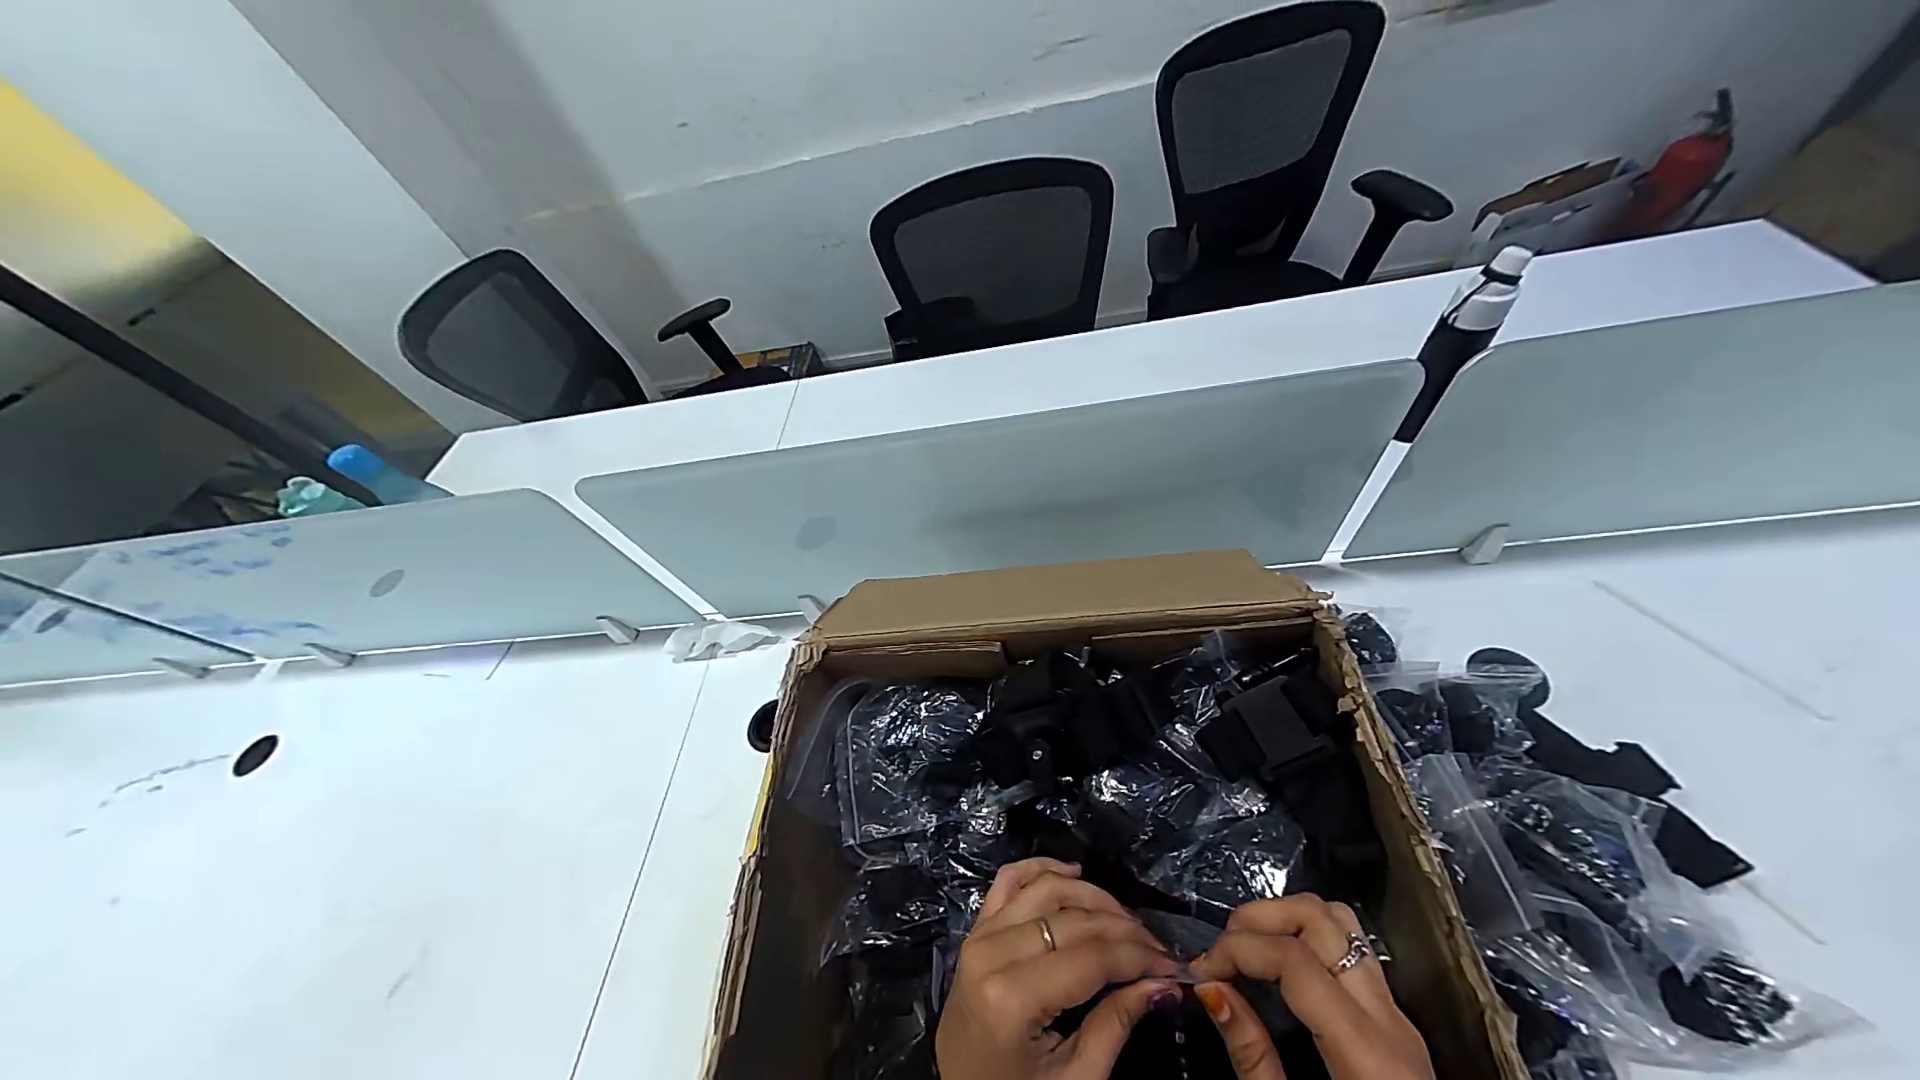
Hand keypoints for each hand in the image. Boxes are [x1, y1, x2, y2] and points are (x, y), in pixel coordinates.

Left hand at [936, 857, 1184, 1079]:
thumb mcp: (1073, 1079)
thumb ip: (1116, 1024)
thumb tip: (1164, 984)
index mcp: (1011, 999)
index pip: (1090, 958)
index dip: (1138, 956)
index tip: (1174, 965)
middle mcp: (991, 953)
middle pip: (1072, 919)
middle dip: (1124, 929)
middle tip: (1159, 948)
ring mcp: (979, 933)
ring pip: (1046, 889)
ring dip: (1092, 895)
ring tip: (1127, 919)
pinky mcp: (976, 927)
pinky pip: (1009, 879)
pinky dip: (1042, 867)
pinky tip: (1073, 871)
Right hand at [1190, 895, 1434, 1079]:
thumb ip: (1252, 1056)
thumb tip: (1210, 989)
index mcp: (1369, 1054)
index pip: (1294, 958)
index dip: (1237, 949)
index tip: (1200, 971)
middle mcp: (1392, 1021)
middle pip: (1321, 919)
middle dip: (1258, 919)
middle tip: (1222, 952)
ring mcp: (1399, 1018)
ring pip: (1341, 922)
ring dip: (1284, 919)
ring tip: (1248, 949)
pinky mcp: (1395, 1024)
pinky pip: (1349, 949)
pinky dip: (1305, 937)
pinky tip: (1278, 968)